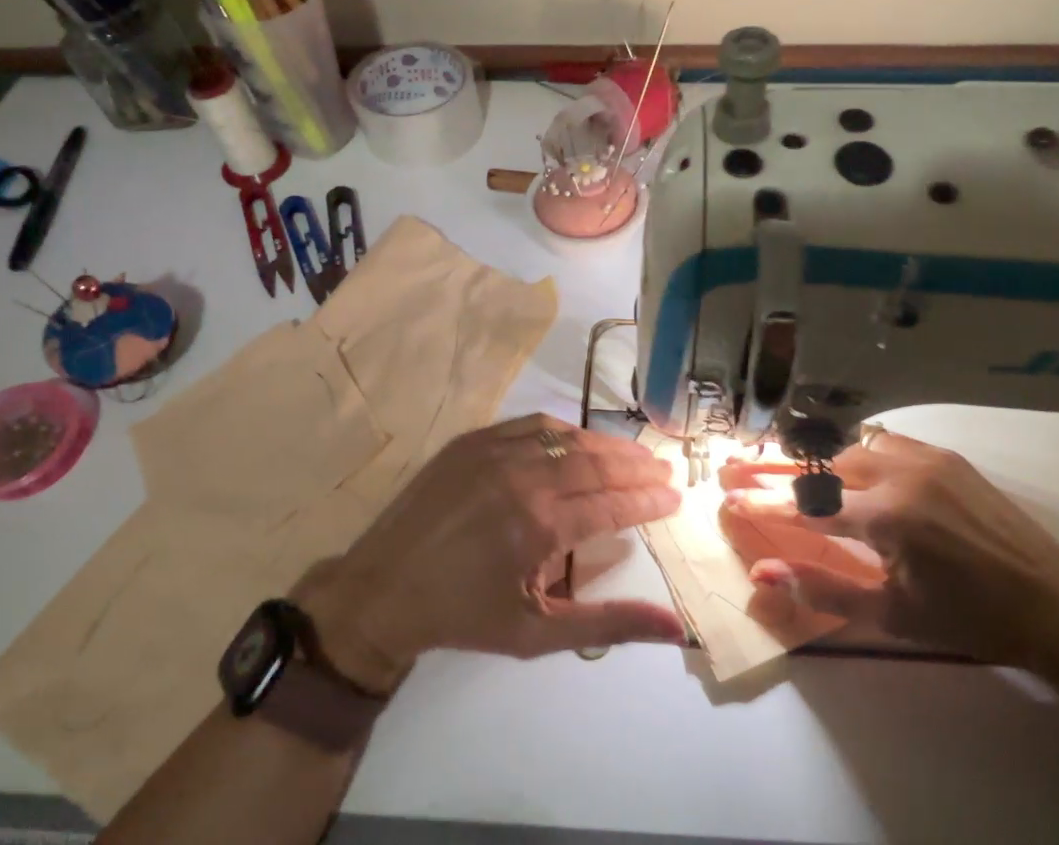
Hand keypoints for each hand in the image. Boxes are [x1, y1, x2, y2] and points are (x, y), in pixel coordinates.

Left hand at [294, 415, 685, 690]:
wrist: (382, 590)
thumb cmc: (463, 616)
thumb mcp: (537, 633)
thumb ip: (609, 625)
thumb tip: (676, 630)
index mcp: (539, 527)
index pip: (613, 505)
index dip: (649, 501)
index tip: (675, 500)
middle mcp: (522, 480)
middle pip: (597, 463)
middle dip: (638, 468)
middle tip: (665, 472)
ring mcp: (493, 454)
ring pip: (567, 438)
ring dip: (606, 446)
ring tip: (633, 456)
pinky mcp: (470, 442)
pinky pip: (530, 425)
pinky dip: (563, 432)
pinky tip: (578, 441)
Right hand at [720, 430, 1058, 681]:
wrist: (1058, 606)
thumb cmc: (971, 620)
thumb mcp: (892, 614)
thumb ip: (823, 588)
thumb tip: (764, 572)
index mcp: (888, 516)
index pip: (808, 505)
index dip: (764, 501)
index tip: (728, 495)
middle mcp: (904, 474)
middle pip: (825, 465)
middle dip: (780, 471)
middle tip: (742, 471)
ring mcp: (930, 460)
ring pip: (856, 449)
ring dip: (822, 463)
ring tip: (794, 477)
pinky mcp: (951, 459)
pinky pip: (890, 445)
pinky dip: (860, 455)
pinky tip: (854, 471)